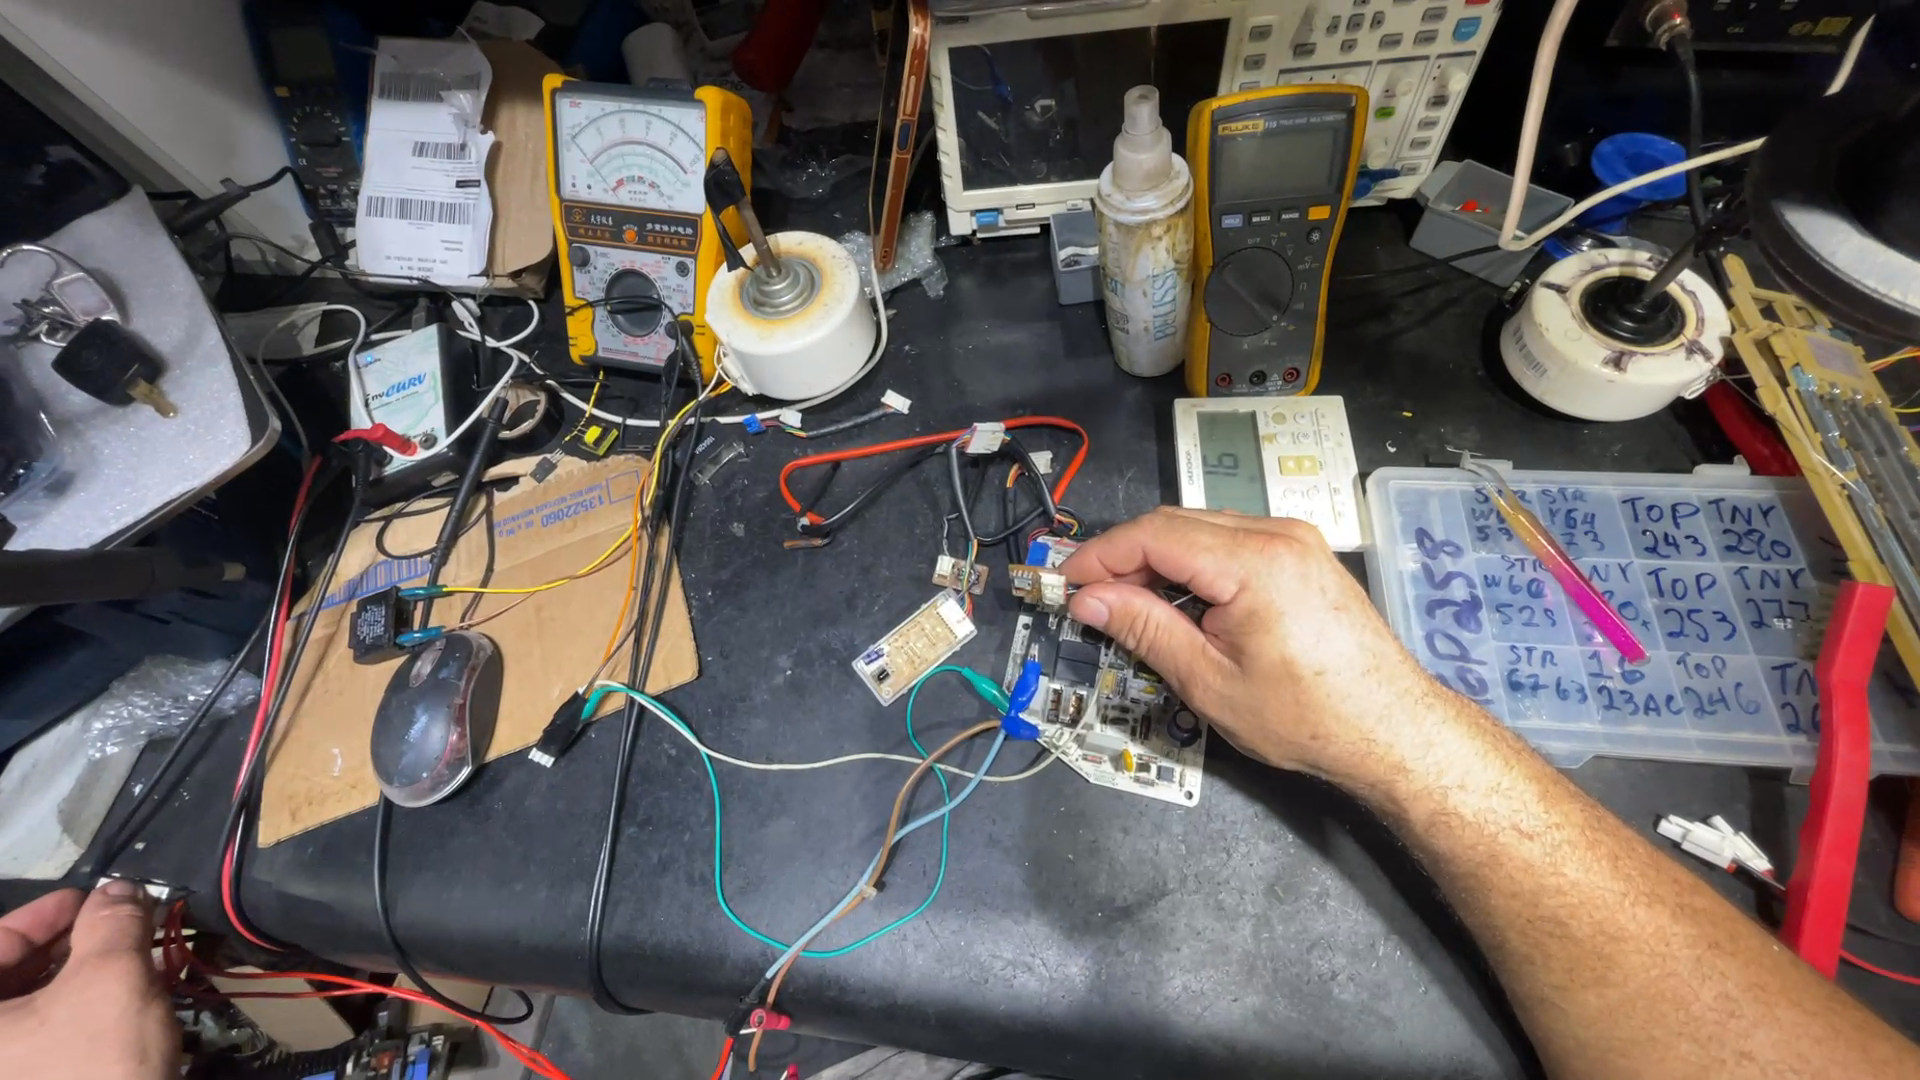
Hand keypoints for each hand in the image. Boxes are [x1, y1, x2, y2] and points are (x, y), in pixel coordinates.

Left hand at [0, 882, 176, 1079]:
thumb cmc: (90, 1061)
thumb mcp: (112, 979)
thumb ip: (114, 923)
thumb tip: (118, 890)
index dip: (54, 911)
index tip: (111, 896)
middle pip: (8, 976)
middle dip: (73, 945)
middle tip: (132, 926)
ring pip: (24, 1007)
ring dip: (81, 977)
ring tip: (138, 962)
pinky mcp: (21, 1077)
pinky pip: (31, 1038)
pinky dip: (75, 1012)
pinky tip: (122, 1003)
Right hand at [1062, 508, 1468, 793]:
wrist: (1394, 730)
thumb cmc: (1301, 715)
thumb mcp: (1208, 680)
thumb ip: (1143, 628)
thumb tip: (1086, 599)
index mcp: (1253, 560)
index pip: (1154, 534)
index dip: (1101, 555)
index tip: (1065, 583)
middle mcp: (1275, 532)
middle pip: (1174, 523)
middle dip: (1123, 556)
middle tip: (1089, 598)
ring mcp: (1293, 538)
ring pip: (1199, 528)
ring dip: (1154, 558)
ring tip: (1126, 601)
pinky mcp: (1300, 552)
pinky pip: (1226, 540)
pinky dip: (1188, 562)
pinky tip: (1175, 597)